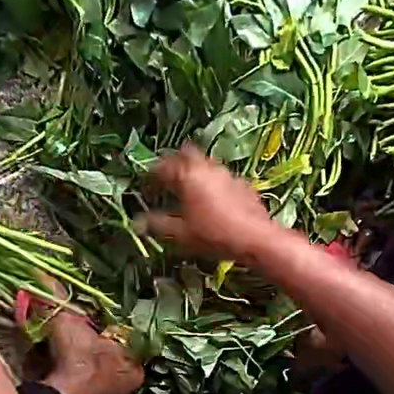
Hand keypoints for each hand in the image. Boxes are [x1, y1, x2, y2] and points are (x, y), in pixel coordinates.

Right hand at [142, 144, 282, 261]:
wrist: (255, 238)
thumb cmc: (213, 234)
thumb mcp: (181, 233)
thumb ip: (158, 224)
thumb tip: (138, 222)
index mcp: (187, 175)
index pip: (162, 167)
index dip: (152, 176)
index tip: (148, 187)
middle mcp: (207, 168)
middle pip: (186, 154)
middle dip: (175, 164)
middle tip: (168, 180)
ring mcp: (228, 174)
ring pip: (206, 164)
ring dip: (196, 172)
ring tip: (190, 190)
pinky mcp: (243, 184)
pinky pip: (223, 177)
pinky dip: (214, 183)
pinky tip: (214, 200)